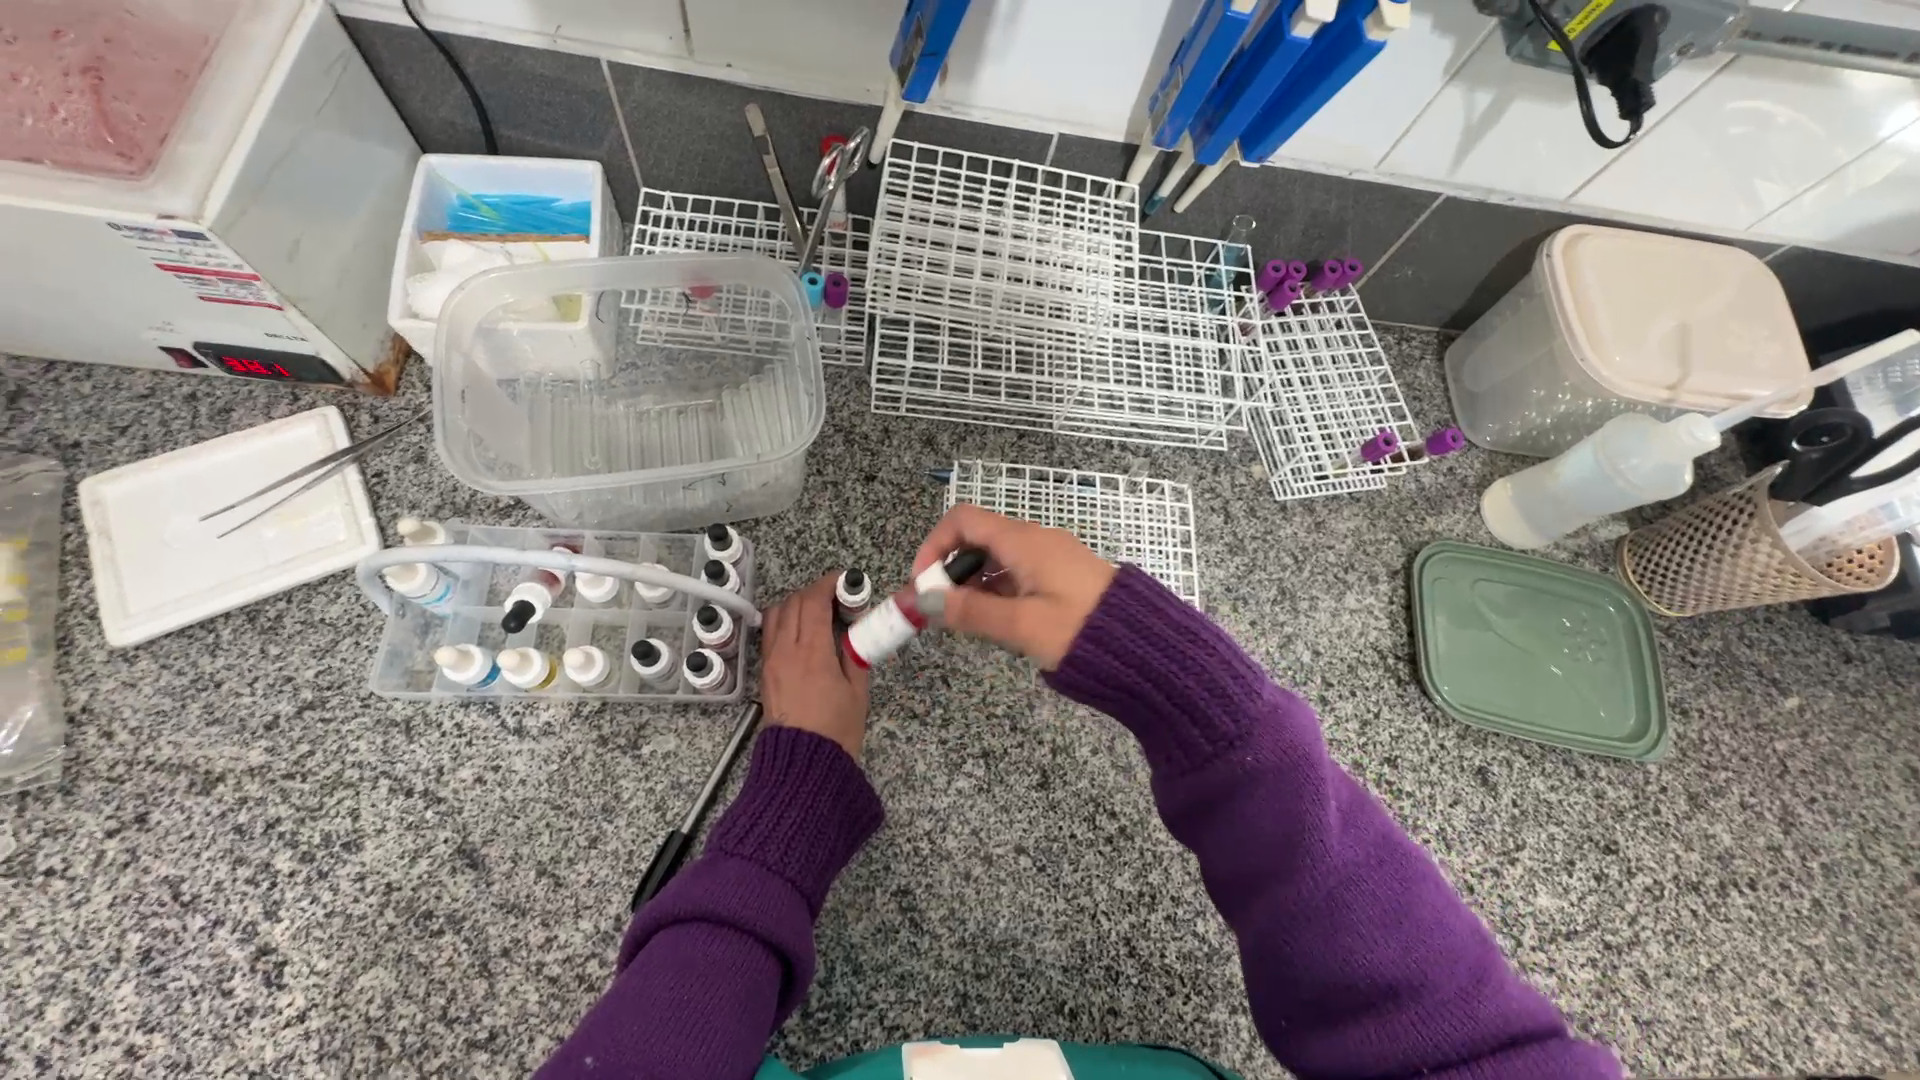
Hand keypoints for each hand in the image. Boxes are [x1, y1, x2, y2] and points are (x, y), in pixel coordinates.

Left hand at [759, 574, 870, 760]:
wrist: (803, 764)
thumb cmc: (836, 730)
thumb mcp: (857, 689)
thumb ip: (854, 653)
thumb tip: (853, 630)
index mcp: (812, 652)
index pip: (813, 601)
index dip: (828, 583)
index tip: (843, 581)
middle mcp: (785, 650)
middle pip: (793, 602)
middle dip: (814, 592)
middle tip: (836, 598)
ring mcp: (771, 661)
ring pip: (775, 614)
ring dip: (796, 605)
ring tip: (818, 613)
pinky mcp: (765, 673)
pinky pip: (769, 634)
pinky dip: (784, 622)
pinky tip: (803, 633)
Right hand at [912, 504, 1116, 669]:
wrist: (1147, 648)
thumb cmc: (1082, 631)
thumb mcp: (1021, 625)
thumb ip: (970, 612)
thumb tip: (924, 601)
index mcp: (1024, 541)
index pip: (963, 520)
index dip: (934, 546)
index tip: (923, 584)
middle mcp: (1036, 541)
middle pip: (978, 540)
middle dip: (951, 571)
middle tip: (940, 610)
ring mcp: (1052, 559)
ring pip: (998, 561)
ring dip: (973, 586)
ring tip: (965, 623)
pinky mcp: (1063, 578)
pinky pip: (1018, 575)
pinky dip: (997, 593)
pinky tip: (996, 623)